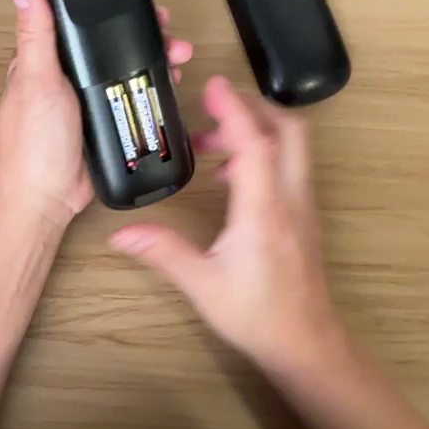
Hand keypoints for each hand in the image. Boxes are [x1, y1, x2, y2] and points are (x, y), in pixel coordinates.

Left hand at [0, 0, 192, 227]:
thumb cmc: (31, 143)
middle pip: (109, 35)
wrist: (47, 198)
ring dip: (155, 50)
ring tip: (178, 49)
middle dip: (141, 21)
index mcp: (45, 57)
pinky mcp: (106, 116)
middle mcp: (66, 72)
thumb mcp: (36, 80)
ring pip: (128, 61)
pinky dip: (156, 80)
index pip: (75, 11)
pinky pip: (135, 90)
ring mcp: (87, 94)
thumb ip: (35, 33)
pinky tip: (172, 76)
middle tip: (165, 15)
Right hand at [108, 76, 347, 371]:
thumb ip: (163, 252)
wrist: (307, 343)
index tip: (214, 85)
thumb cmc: (258, 315)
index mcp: (264, 210)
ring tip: (212, 140)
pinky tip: (231, 176)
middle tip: (216, 103)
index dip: (235, 109)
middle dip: (254, 107)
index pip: (255, 144)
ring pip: (293, 148)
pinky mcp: (302, 217)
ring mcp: (302, 207)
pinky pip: (289, 168)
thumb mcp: (202, 284)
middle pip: (288, 131)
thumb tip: (121, 234)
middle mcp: (290, 200)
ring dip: (257, 131)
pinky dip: (263, 154)